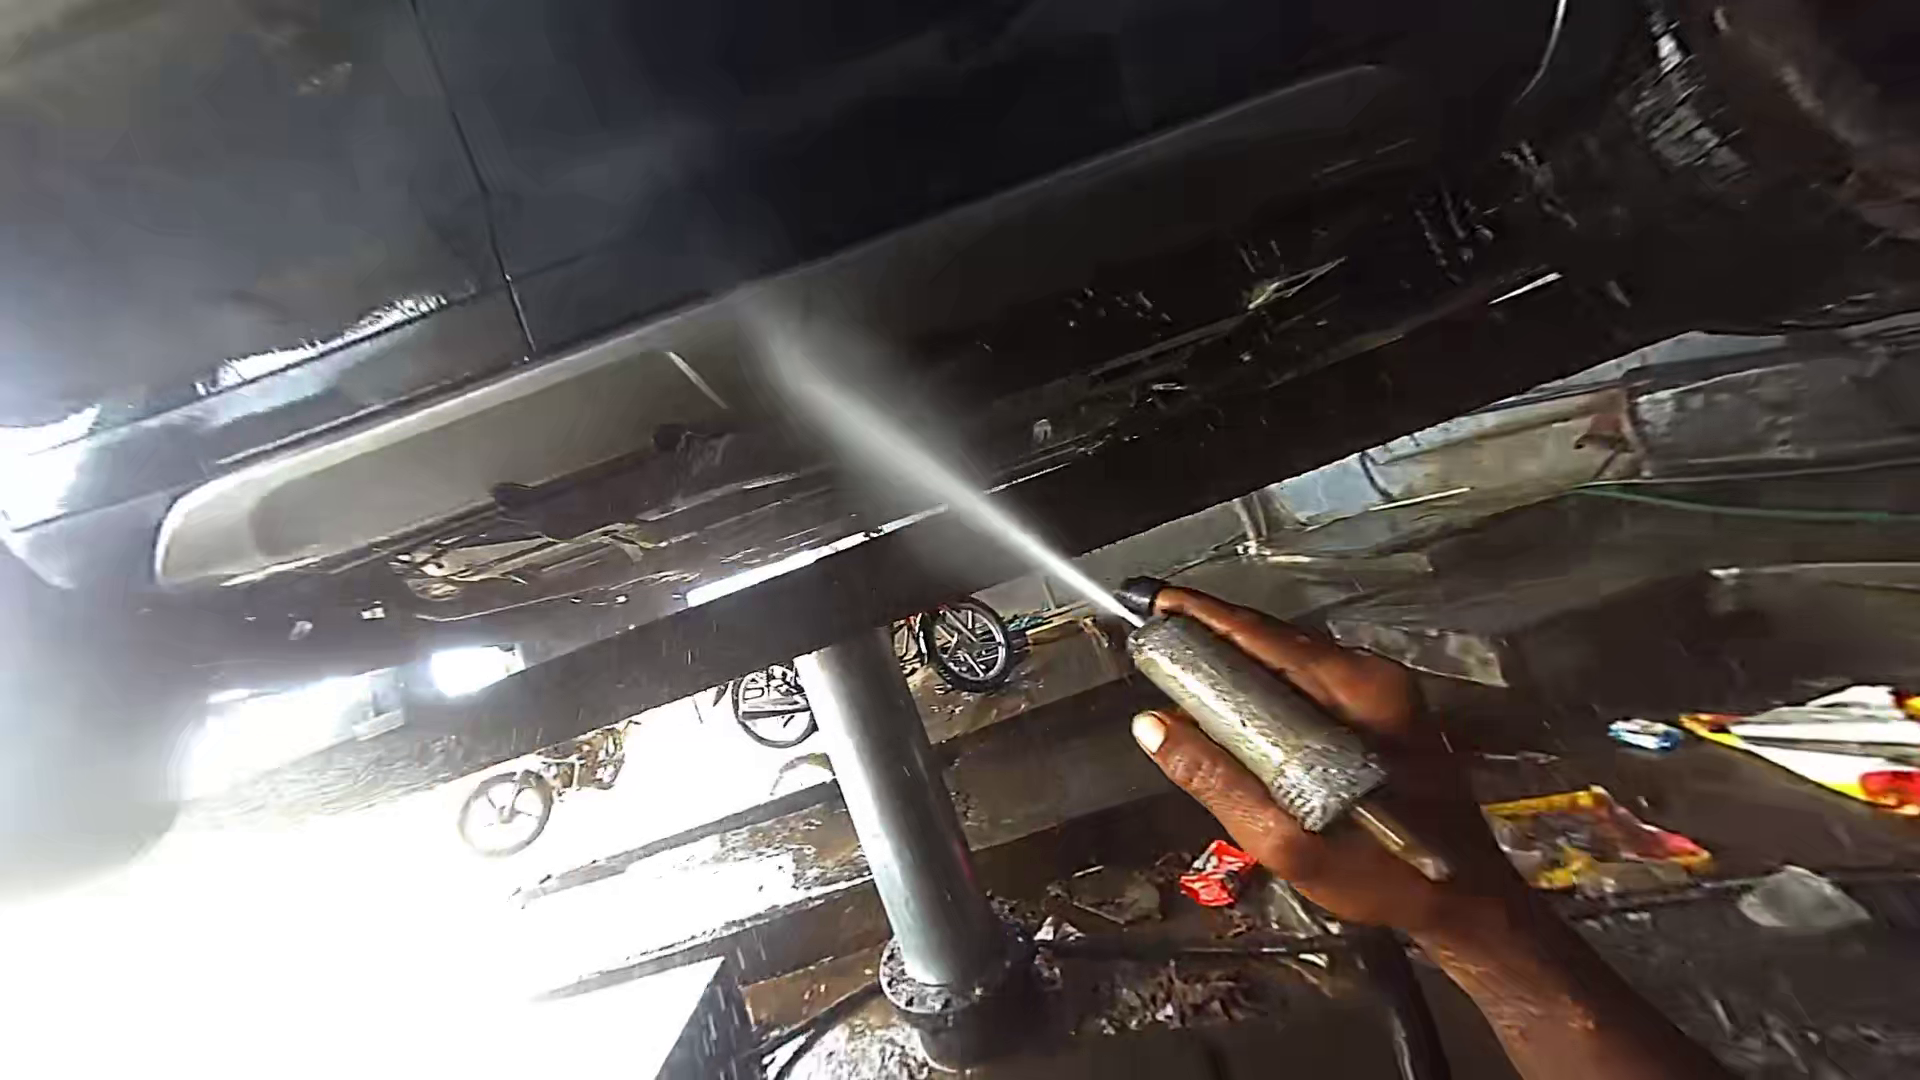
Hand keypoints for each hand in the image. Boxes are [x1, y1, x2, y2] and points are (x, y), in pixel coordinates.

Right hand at [1131, 587, 1527, 935]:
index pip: (1262, 635)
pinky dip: (1253, 675)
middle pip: (1269, 637)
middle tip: (1155, 637)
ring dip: (1228, 654)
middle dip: (1207, 632)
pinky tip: (1225, 695)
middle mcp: (1368, 676)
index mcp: (1356, 693)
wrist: (1468, 904)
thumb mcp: (1286, 840)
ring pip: (1280, 652)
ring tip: (1178, 662)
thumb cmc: (1383, 876)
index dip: (1202, 614)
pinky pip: (1295, 674)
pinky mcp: (1371, 704)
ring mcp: (1374, 687)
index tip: (1157, 601)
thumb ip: (1215, 780)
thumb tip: (1150, 725)